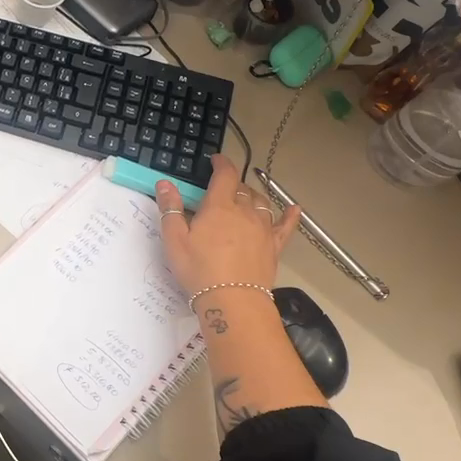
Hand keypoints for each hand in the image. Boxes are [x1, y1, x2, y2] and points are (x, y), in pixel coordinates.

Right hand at [156, 156, 301, 293]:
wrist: (233, 300)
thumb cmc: (199, 269)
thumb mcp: (175, 240)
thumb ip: (170, 209)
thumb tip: (165, 183)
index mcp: (219, 207)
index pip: (225, 175)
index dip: (221, 163)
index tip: (215, 159)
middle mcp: (245, 211)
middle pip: (242, 188)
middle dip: (232, 183)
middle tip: (220, 188)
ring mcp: (263, 228)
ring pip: (261, 202)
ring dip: (252, 195)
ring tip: (244, 197)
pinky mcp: (275, 246)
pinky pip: (286, 225)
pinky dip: (290, 215)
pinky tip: (294, 208)